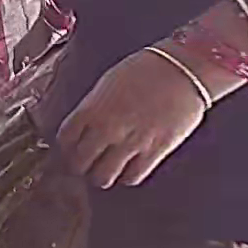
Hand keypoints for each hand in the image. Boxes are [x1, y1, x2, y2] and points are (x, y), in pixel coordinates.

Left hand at [53, 46, 208, 187]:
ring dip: (100, 176)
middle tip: (84, 165)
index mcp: (90, 110)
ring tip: (104, 171)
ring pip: (103, 176)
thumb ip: (92, 108)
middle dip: (78, 166)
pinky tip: (127, 170)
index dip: (65, 147)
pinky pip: (133, 176)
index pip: (64, 139)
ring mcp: (130, 142)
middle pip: (79, 162)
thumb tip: (84, 126)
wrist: (183, 69)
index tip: (69, 148)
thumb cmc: (143, 70)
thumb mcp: (105, 85)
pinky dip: (126, 177)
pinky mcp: (155, 151)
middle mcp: (106, 129)